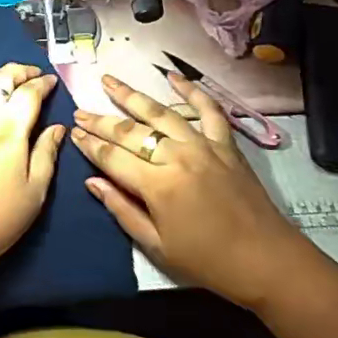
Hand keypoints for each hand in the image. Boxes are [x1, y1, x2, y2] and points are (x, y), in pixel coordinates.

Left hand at [0, 63, 65, 263]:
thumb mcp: (35, 190)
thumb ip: (47, 152)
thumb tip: (57, 128)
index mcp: (9, 128)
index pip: (29, 92)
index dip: (43, 83)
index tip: (52, 82)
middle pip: (0, 78)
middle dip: (19, 72)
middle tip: (33, 75)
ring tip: (10, 81)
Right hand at [70, 73, 322, 310]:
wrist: (264, 258)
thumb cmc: (206, 260)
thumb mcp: (156, 245)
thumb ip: (122, 209)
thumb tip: (92, 182)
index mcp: (157, 185)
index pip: (113, 157)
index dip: (90, 145)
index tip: (72, 133)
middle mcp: (177, 156)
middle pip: (131, 131)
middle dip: (102, 120)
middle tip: (80, 111)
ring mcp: (204, 145)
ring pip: (161, 113)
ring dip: (132, 96)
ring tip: (110, 81)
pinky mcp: (225, 143)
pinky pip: (208, 110)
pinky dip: (191, 90)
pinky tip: (173, 76)